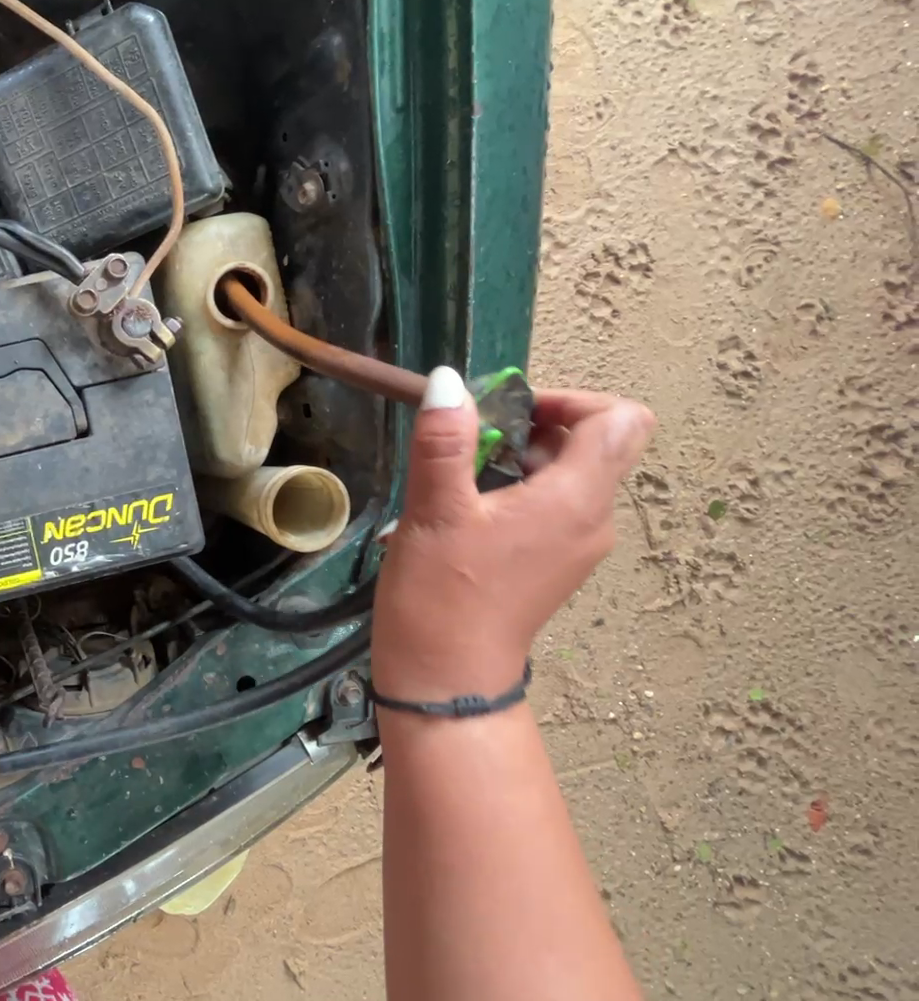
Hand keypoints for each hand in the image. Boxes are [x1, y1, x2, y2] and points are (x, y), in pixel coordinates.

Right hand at [372, 367, 655, 703]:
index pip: (619, 419)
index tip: (504, 409)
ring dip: (518, 459)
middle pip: (595, 444)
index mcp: (577, 499)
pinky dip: (516, 491)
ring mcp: (576, 545)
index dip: (569, 399)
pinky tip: (464, 511)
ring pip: (570, 476)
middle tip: (469, 440)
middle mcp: (593, 518)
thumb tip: (448, 379)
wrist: (446, 673)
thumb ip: (444, 441)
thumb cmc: (441, 590)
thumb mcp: (434, 509)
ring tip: (456, 477)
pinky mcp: (552, 563)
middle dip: (535, 427)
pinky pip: (552, 507)